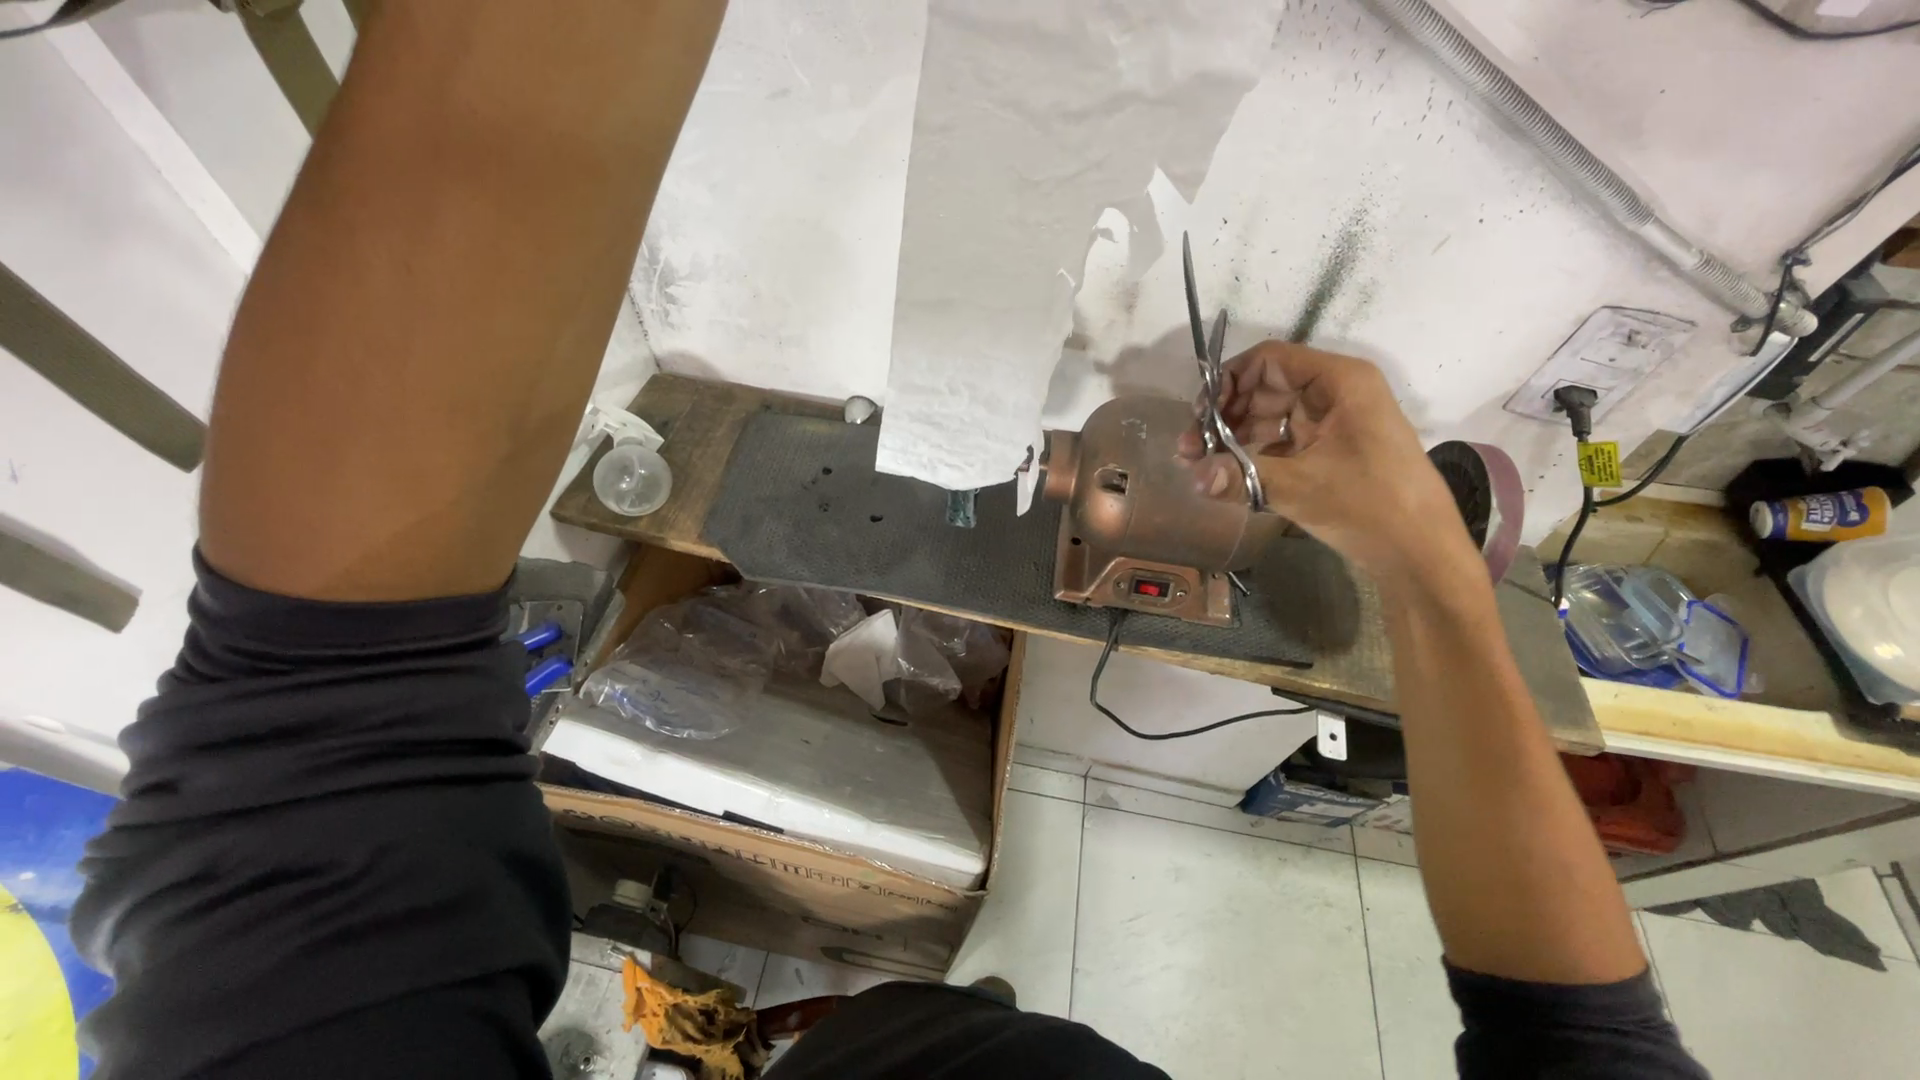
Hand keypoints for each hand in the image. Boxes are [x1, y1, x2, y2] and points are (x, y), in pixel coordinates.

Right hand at [1177, 342, 1474, 582]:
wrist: (1421, 552)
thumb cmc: (1370, 505)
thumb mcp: (1299, 487)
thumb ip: (1241, 475)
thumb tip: (1194, 477)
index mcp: (1339, 382)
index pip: (1270, 360)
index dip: (1229, 381)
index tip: (1200, 415)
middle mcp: (1336, 393)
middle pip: (1266, 387)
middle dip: (1225, 415)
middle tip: (1190, 449)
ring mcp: (1334, 422)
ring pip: (1271, 416)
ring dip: (1235, 437)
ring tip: (1200, 465)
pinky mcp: (1331, 450)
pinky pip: (1283, 440)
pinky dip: (1255, 454)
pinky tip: (1228, 475)